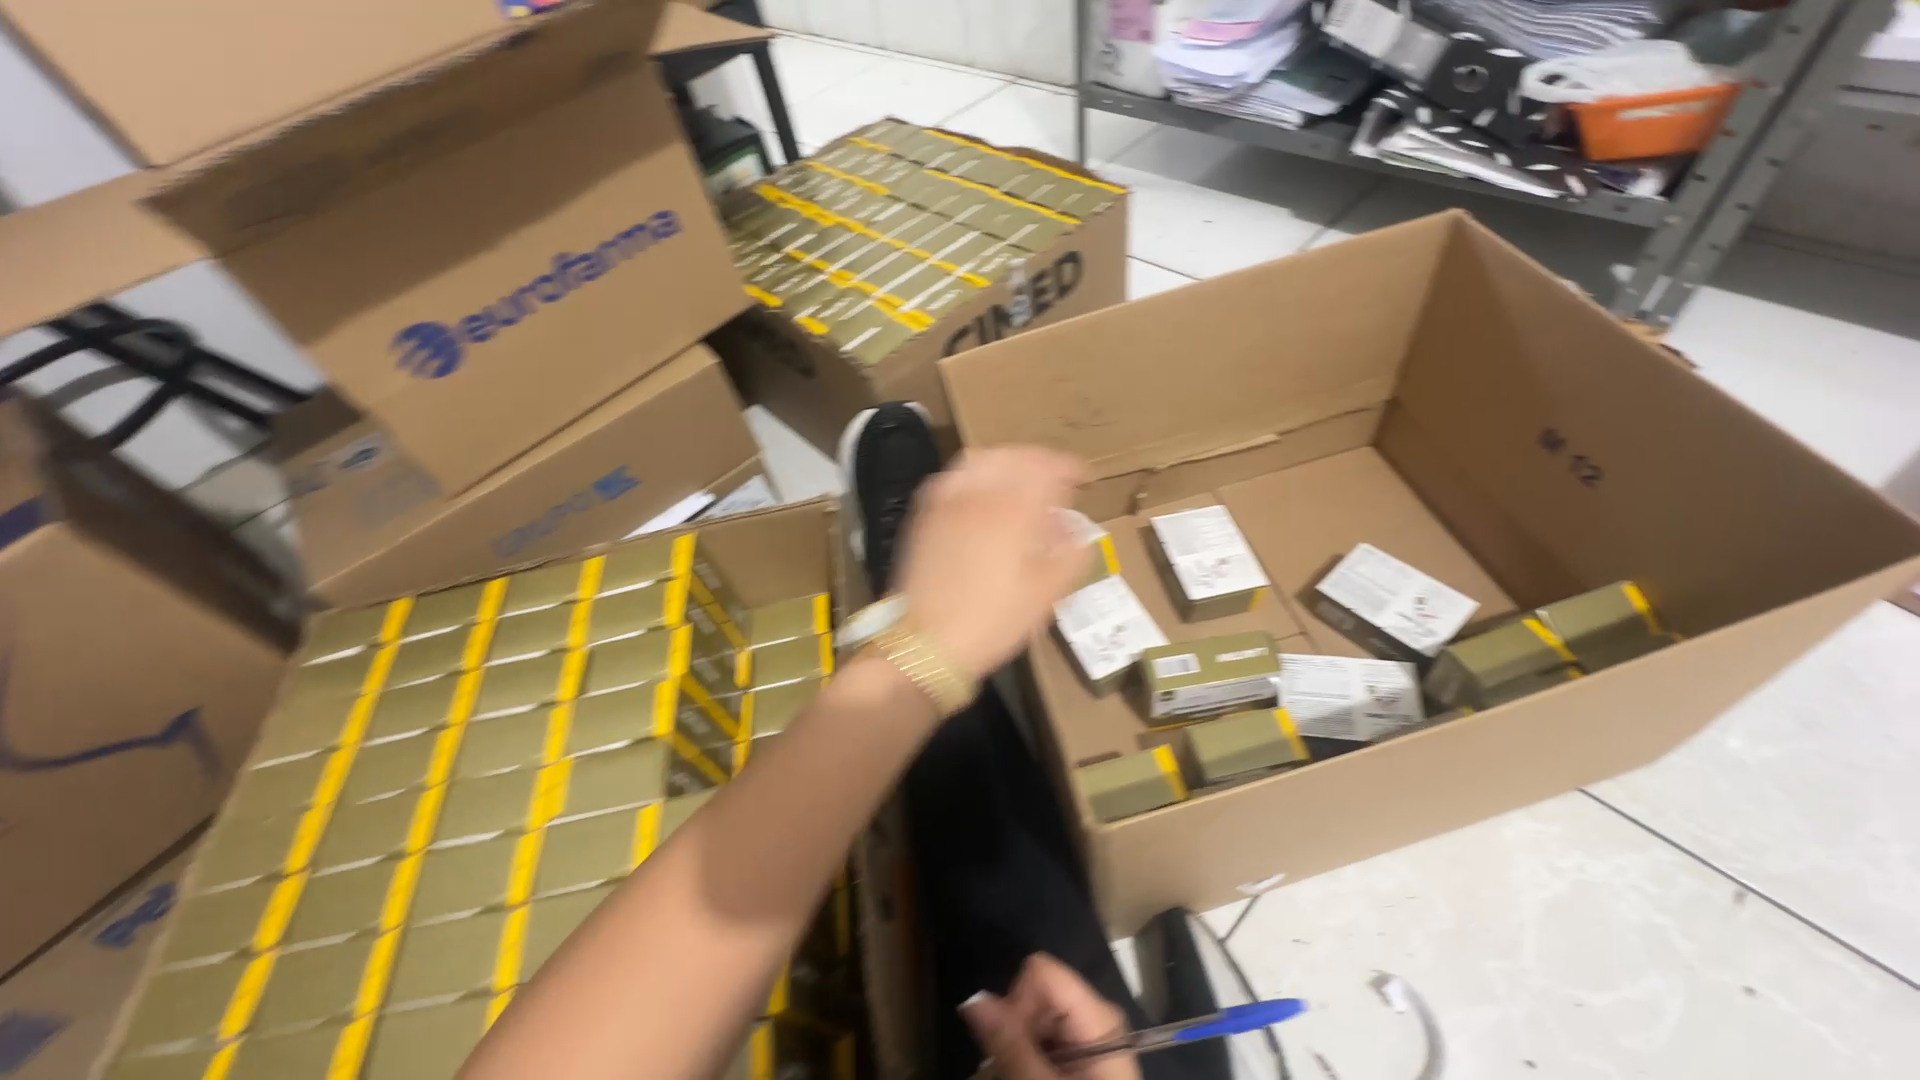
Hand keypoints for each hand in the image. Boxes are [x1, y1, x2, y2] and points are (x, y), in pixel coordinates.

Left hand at [895, 447, 1089, 681]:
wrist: (925, 644)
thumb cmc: (993, 622)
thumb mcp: (1046, 595)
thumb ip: (1070, 554)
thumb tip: (1077, 529)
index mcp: (1015, 508)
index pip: (1049, 468)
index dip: (1071, 469)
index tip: (1084, 480)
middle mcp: (980, 493)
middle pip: (1015, 456)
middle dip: (1040, 462)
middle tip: (1055, 481)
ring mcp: (946, 501)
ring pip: (980, 460)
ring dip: (1006, 462)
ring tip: (1020, 482)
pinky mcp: (923, 516)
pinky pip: (952, 478)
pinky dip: (974, 476)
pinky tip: (981, 496)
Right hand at [960, 954, 1140, 1079]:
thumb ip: (1008, 1043)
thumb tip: (972, 999)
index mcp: (1098, 1016)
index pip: (1042, 972)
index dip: (1017, 1001)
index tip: (1011, 1042)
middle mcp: (1098, 1014)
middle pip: (1039, 991)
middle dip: (1018, 1024)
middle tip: (1015, 1067)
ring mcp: (1093, 1031)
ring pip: (1039, 1012)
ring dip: (1021, 1041)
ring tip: (1023, 1074)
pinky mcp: (1086, 1048)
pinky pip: (1048, 1030)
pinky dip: (1032, 1050)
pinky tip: (1033, 1074)